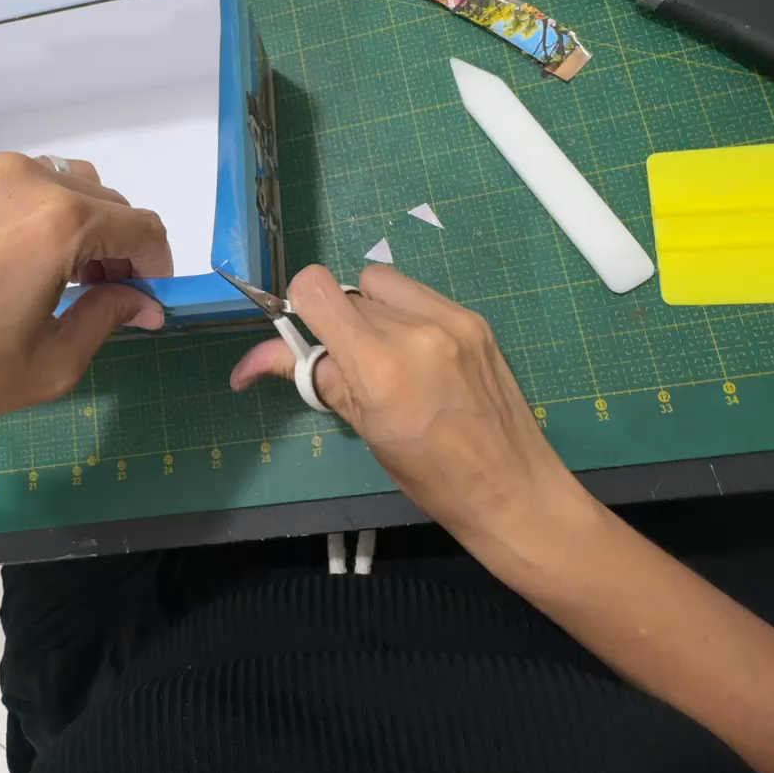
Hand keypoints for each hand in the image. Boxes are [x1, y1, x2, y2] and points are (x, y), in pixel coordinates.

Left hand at [0, 153, 170, 486]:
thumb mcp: (47, 364)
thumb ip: (108, 317)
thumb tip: (146, 302)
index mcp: (57, 221)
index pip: (142, 227)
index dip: (157, 265)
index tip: (148, 300)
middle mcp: (27, 179)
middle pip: (107, 203)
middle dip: (120, 249)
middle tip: (105, 298)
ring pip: (67, 187)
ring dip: (84, 228)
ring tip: (62, 281)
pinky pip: (25, 186)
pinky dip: (42, 216)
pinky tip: (18, 263)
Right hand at [228, 264, 587, 534]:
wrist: (513, 489)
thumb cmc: (429, 475)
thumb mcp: (362, 428)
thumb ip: (315, 377)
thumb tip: (259, 356)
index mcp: (378, 366)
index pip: (314, 287)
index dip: (299, 304)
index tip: (306, 332)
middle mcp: (413, 330)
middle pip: (345, 290)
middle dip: (337, 321)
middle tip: (352, 361)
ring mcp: (450, 319)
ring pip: (380, 283)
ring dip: (370, 309)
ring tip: (388, 352)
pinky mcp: (474, 318)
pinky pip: (417, 294)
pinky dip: (405, 314)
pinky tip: (421, 352)